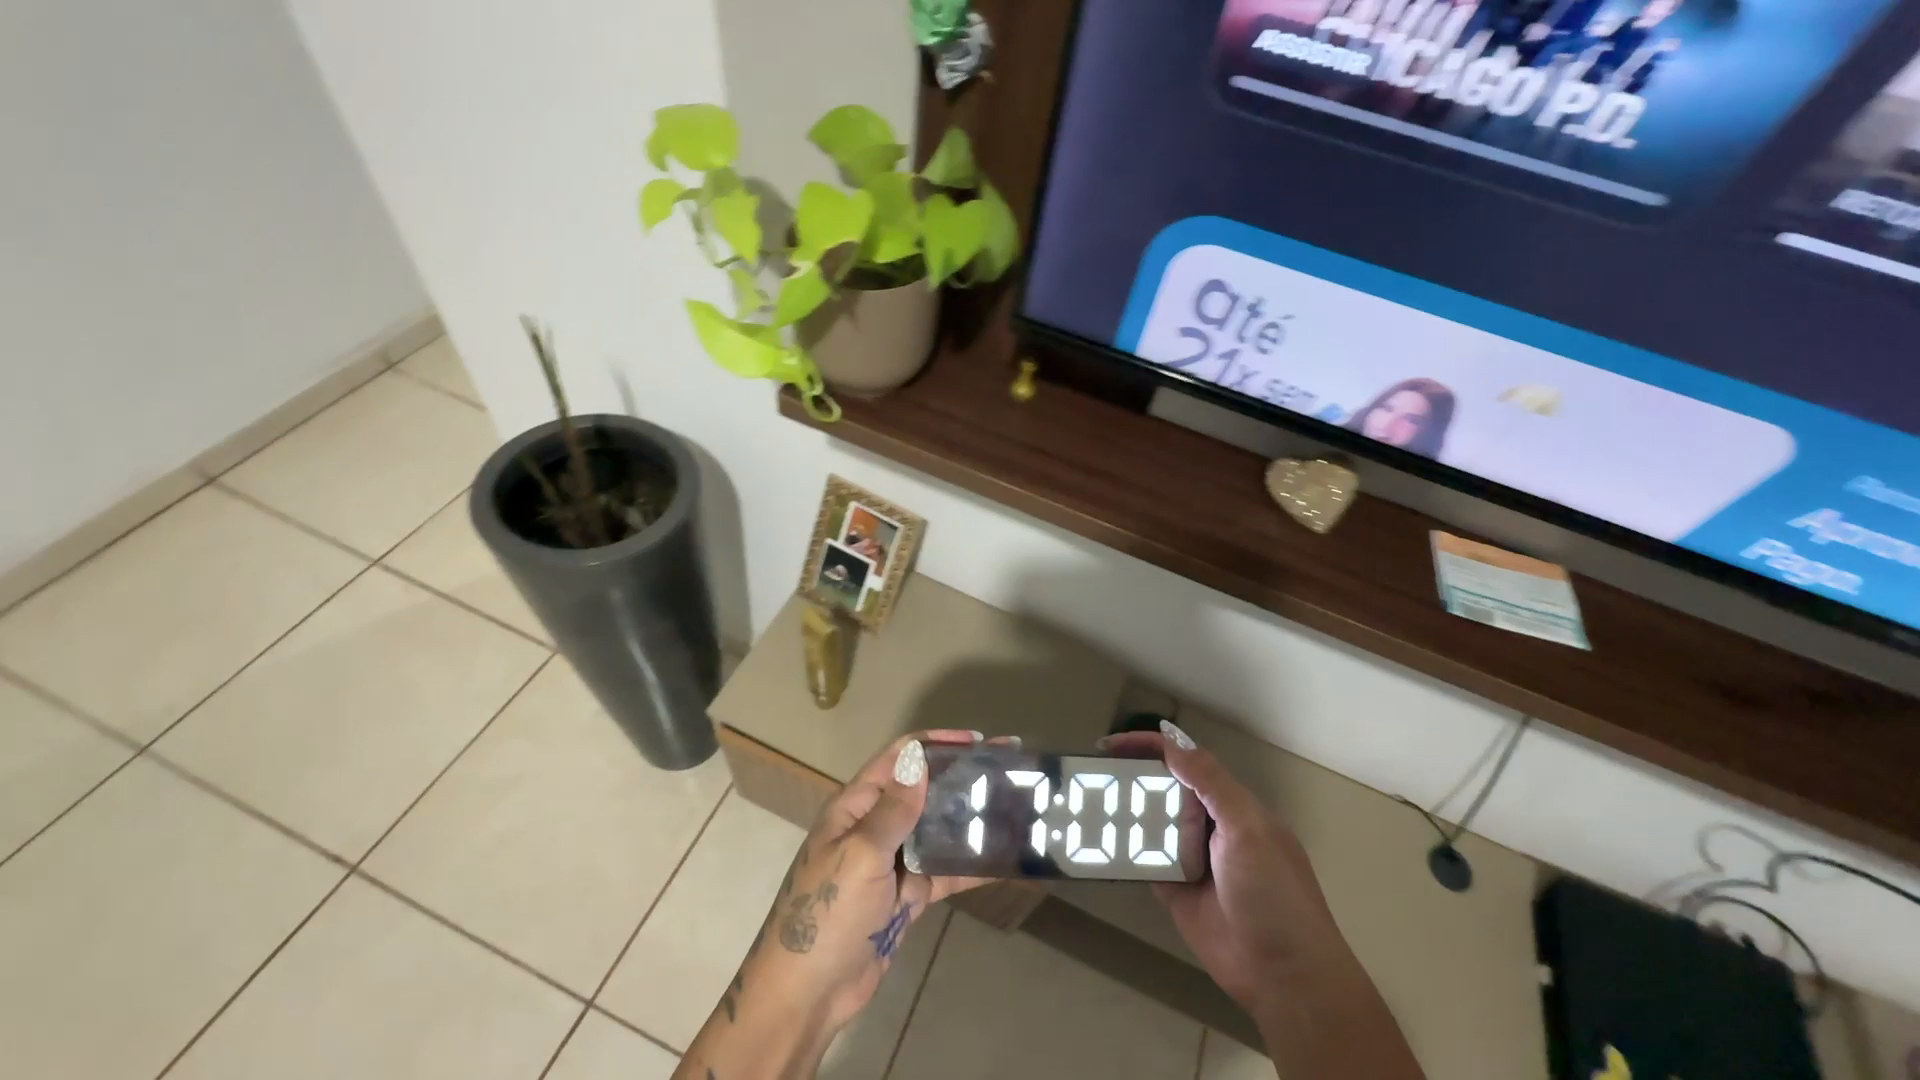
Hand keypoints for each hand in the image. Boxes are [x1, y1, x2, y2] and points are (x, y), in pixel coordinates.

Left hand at [676, 731, 989, 1078]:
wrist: (809, 993)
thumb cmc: (827, 915)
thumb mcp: (860, 855)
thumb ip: (893, 809)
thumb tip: (919, 758)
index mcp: (855, 807)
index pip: (898, 759)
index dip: (936, 744)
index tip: (980, 741)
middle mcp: (874, 827)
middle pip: (923, 790)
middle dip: (962, 778)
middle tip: (1009, 771)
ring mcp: (892, 863)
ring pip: (938, 830)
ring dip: (972, 819)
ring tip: (1016, 807)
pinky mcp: (907, 897)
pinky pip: (945, 873)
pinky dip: (973, 865)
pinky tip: (1008, 859)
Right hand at [1100, 724, 1343, 1015]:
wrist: (1284, 975)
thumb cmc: (1273, 895)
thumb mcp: (1248, 830)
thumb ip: (1211, 785)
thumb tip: (1173, 744)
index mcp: (1235, 806)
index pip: (1189, 762)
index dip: (1152, 748)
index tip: (1112, 746)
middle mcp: (1212, 827)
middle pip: (1166, 791)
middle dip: (1133, 777)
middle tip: (1091, 773)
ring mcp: (1192, 860)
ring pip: (1152, 825)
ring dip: (1125, 813)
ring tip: (1085, 803)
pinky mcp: (1175, 891)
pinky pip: (1145, 862)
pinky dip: (1124, 851)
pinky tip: (1096, 842)